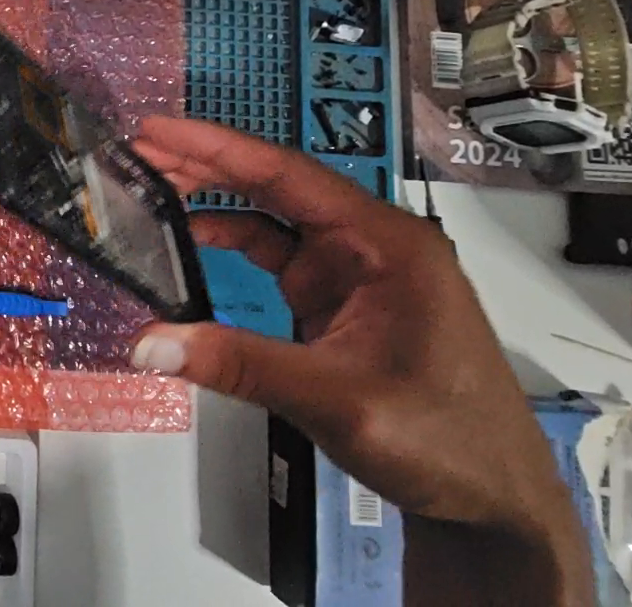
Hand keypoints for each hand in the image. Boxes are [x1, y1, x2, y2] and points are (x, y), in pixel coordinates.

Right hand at [129, 116, 577, 538]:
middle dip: (204, 162)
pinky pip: (269, 249)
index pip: (287, 174)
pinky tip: (187, 235)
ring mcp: (349, 268)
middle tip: (140, 150)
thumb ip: (237, 364)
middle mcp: (369, 242)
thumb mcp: (336, 399)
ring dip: (210, 195)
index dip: (216, 146)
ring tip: (152, 181)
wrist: (492, 501)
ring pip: (267, 211)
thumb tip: (147, 343)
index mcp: (388, 244)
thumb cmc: (445, 442)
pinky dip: (224, 238)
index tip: (158, 129)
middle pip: (274, 183)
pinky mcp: (331, 294)